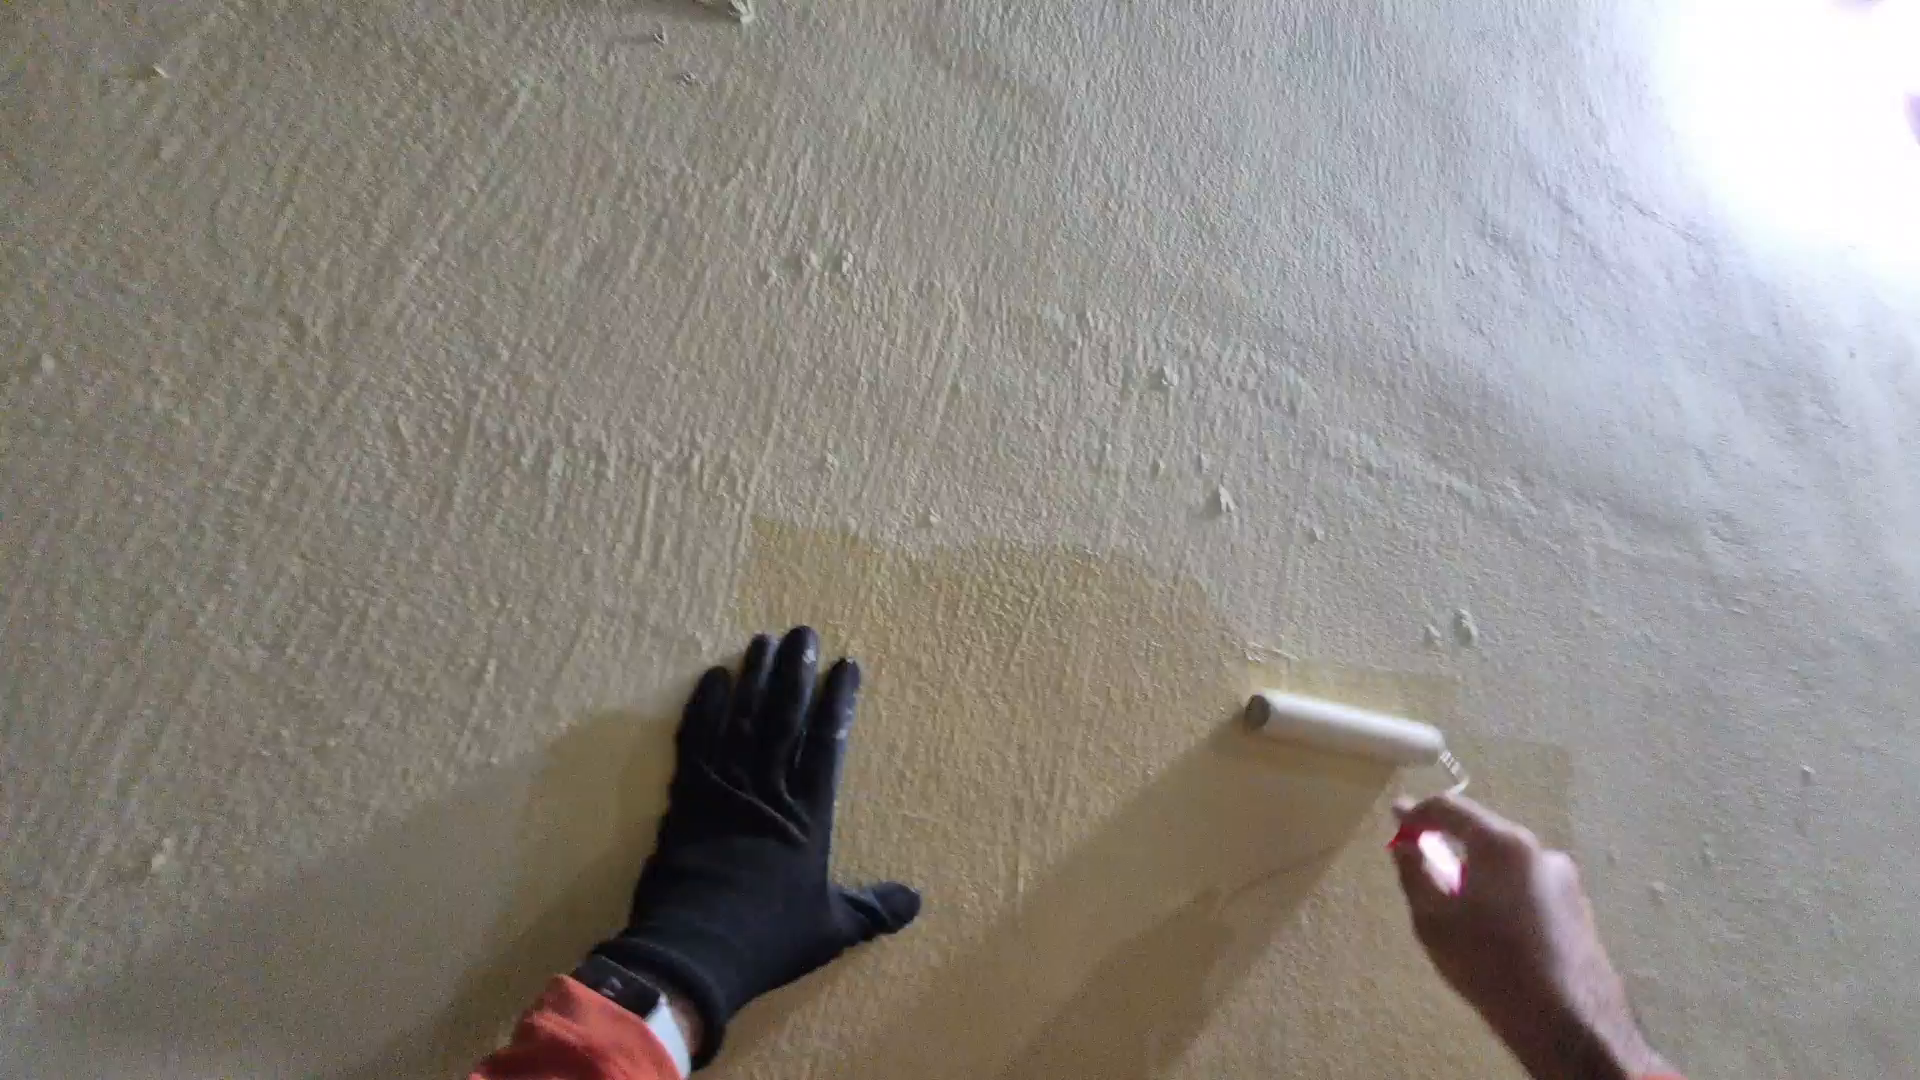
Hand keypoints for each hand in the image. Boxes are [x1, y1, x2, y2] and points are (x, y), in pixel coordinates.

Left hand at [594, 627, 920, 1068]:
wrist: (692, 958)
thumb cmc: (767, 938)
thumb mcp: (831, 928)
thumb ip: (874, 908)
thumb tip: (918, 902)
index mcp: (808, 814)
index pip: (827, 742)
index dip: (838, 701)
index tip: (846, 664)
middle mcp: (768, 789)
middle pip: (784, 718)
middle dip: (796, 672)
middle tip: (803, 632)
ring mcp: (724, 789)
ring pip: (744, 720)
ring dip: (755, 678)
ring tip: (765, 640)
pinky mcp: (687, 797)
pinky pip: (696, 742)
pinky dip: (704, 708)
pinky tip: (714, 677)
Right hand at [1390, 794, 1669, 1079]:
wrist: (1571, 1029)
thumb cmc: (1489, 963)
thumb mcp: (1431, 915)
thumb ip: (1413, 869)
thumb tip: (1404, 842)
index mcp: (1502, 844)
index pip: (1448, 807)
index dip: (1415, 814)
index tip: (1396, 831)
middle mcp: (1539, 851)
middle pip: (1479, 831)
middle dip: (1444, 841)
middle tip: (1416, 859)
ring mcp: (1565, 882)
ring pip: (1502, 861)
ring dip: (1473, 869)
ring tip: (1451, 901)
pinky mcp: (1578, 910)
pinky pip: (1525, 884)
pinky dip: (1499, 890)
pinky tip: (1488, 925)